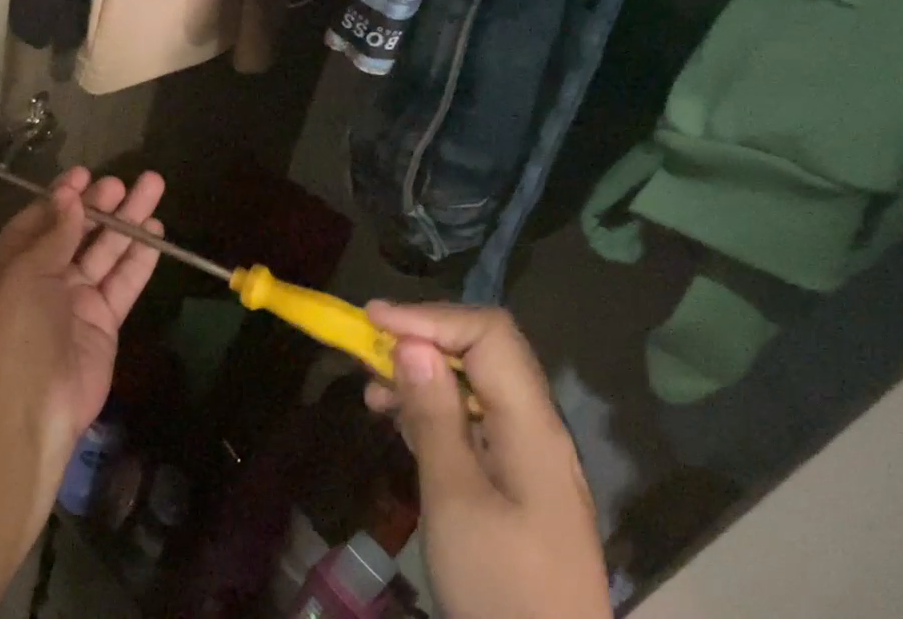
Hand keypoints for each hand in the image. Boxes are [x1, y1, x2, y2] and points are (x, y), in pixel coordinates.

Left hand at [0, 167, 165, 469]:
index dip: (62, 196)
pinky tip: (155, 233)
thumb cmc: (14, 332)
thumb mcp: (22, 274)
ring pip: (105, 252)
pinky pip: (123, 282)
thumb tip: (69, 200)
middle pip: (76, 232)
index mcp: (11, 262)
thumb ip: (52, 236)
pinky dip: (139, 258)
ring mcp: (74, 300)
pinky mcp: (103, 323)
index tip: (86, 174)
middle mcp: (42, 277)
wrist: (27, 410)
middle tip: (126, 181)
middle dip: (100, 205)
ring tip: (153, 190)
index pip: (40, 219)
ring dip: (126, 223)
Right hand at [363, 302, 610, 618]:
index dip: (429, 317)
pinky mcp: (517, 482)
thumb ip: (435, 418)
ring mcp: (530, 457)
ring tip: (373, 391)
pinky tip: (399, 423)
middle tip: (365, 352)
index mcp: (532, 428)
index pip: (489, 335)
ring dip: (423, 374)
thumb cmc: (499, 585)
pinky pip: (475, 421)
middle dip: (423, 338)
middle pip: (487, 352)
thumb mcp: (453, 499)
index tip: (370, 322)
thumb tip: (412, 345)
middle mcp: (538, 430)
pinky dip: (434, 408)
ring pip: (477, 385)